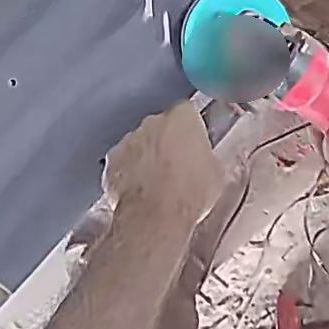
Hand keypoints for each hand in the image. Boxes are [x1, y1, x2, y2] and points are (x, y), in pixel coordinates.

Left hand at [104, 101, 221, 230]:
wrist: (156, 216)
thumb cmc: (188, 194)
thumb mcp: (216, 172)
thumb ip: (207, 154)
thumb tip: (205, 159)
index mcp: (182, 118)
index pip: (186, 112)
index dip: (189, 130)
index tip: (193, 143)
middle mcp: (152, 122)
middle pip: (160, 125)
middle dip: (166, 141)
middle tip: (176, 166)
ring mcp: (129, 139)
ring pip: (139, 143)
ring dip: (146, 156)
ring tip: (158, 183)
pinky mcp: (112, 159)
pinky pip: (122, 161)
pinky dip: (128, 171)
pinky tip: (140, 189)